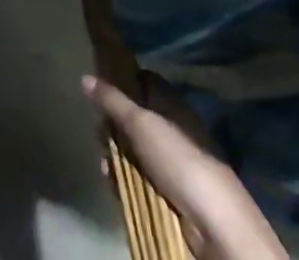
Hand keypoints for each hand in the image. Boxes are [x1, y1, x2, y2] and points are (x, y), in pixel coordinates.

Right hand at [83, 76, 288, 259]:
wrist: (213, 221)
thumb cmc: (178, 159)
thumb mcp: (141, 123)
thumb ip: (112, 100)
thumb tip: (85, 76)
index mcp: (173, 106)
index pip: (146, 82)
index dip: (123, 81)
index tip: (99, 86)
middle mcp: (173, 129)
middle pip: (136, 117)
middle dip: (114, 123)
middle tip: (99, 130)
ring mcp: (171, 161)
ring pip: (134, 148)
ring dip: (116, 153)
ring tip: (104, 162)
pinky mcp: (167, 190)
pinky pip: (138, 176)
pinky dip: (123, 177)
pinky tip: (112, 181)